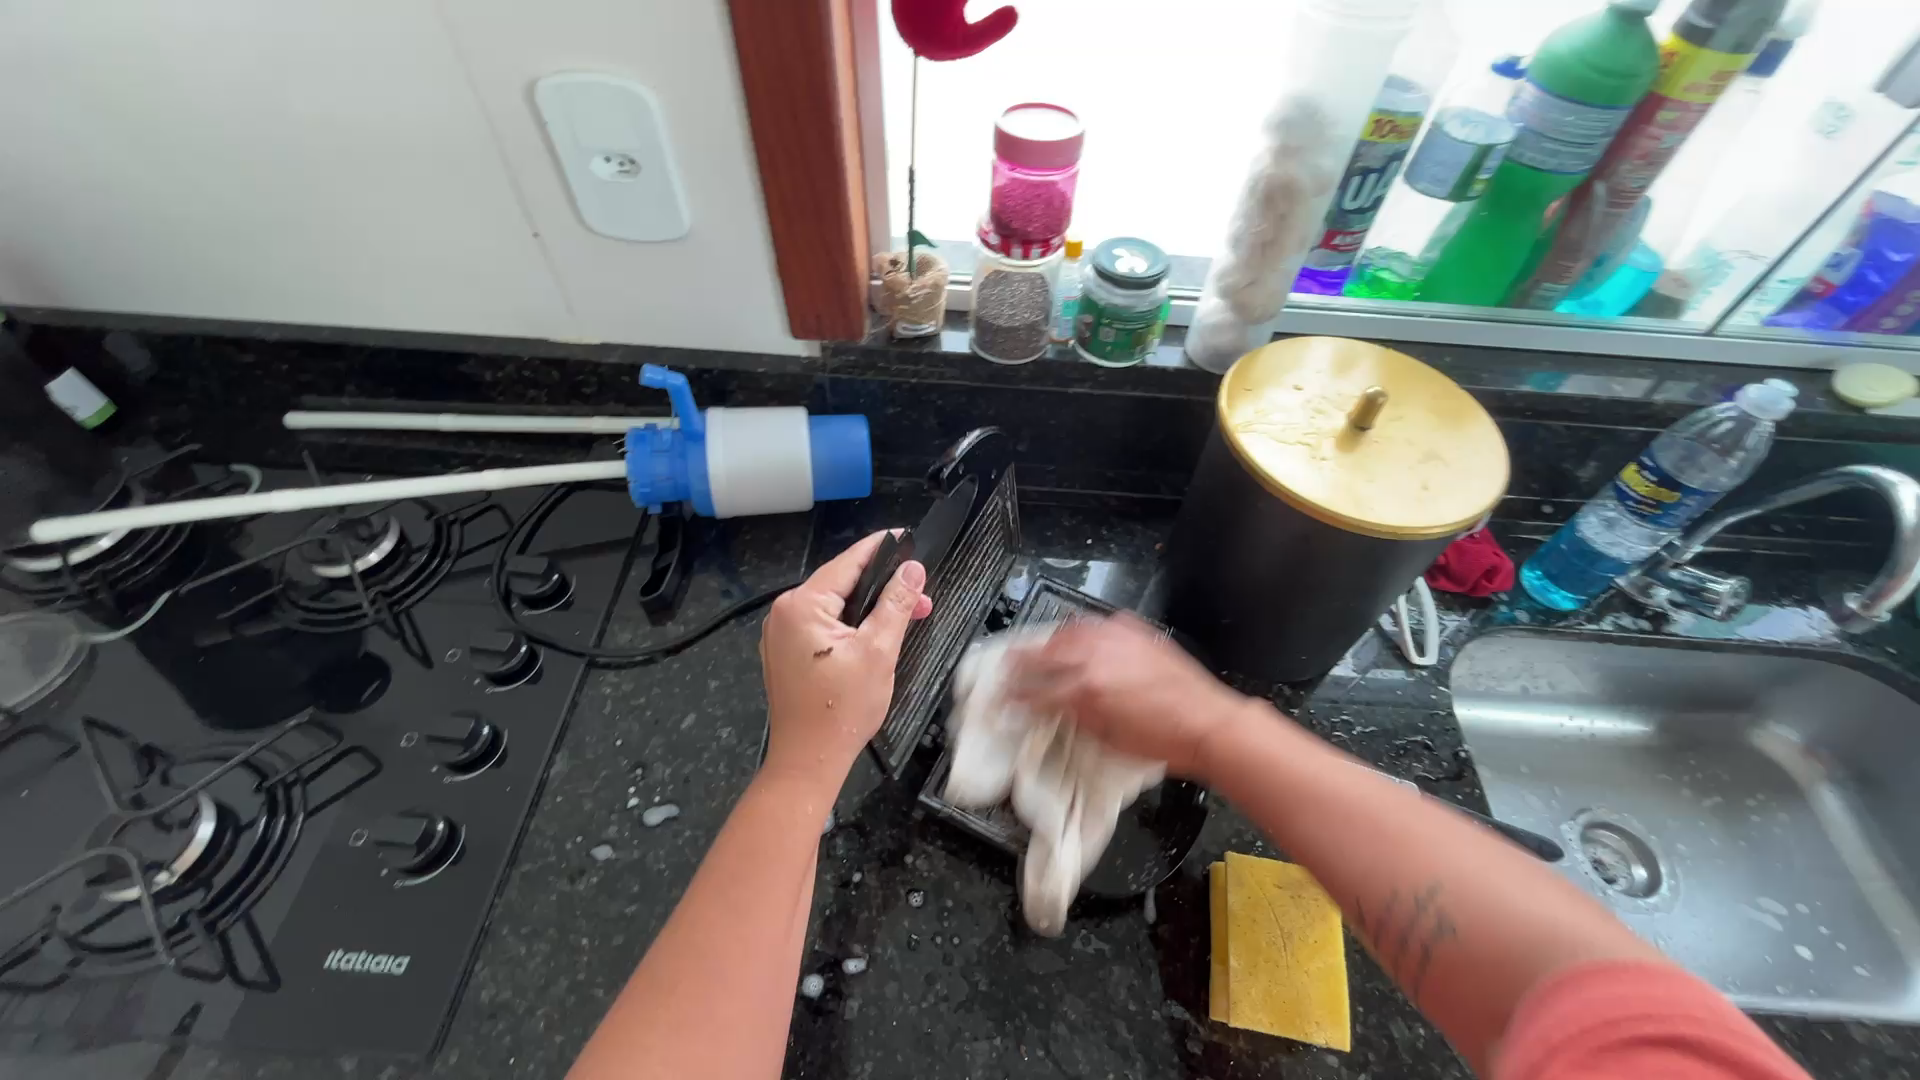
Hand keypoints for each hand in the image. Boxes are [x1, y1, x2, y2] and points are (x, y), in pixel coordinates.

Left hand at [759, 530, 932, 791]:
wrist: (809, 760)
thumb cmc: (842, 708)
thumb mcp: (879, 650)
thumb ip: (896, 604)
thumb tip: (913, 569)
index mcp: (801, 605)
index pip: (848, 563)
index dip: (881, 548)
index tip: (907, 536)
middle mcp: (784, 613)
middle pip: (841, 585)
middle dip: (883, 587)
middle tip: (921, 595)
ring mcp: (780, 635)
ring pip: (834, 607)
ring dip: (869, 609)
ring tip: (908, 615)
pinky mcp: (785, 654)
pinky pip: (822, 626)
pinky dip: (850, 625)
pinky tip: (878, 633)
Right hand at [1006, 614, 1251, 778]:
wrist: (1208, 724)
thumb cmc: (1164, 740)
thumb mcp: (1106, 739)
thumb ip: (1074, 718)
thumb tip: (1054, 709)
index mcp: (1085, 689)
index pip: (1034, 690)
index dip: (1013, 696)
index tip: (1003, 699)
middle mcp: (1096, 657)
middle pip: (1042, 652)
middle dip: (1019, 661)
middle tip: (1008, 666)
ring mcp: (1115, 639)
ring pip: (1067, 630)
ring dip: (1048, 641)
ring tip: (1039, 649)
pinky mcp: (1135, 631)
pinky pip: (1097, 623)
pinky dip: (1082, 631)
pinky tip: (1079, 639)